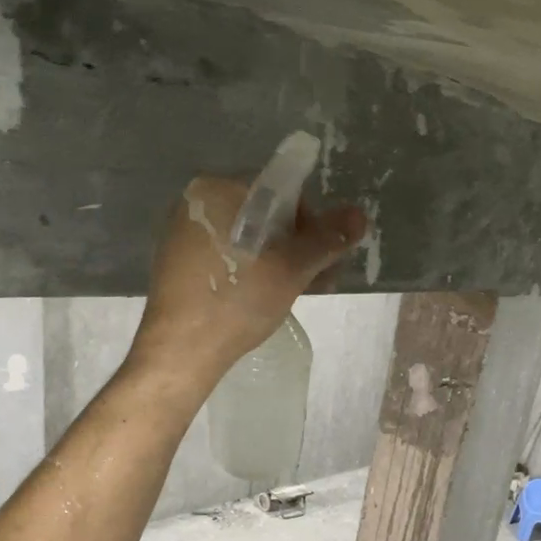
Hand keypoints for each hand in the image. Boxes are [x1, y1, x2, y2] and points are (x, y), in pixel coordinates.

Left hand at [131, 176, 367, 379]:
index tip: (322, 258)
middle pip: (264, 215)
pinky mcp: (181, 263)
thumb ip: (326, 240)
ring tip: (297, 293)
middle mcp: (196, 202)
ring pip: (248, 238)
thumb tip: (360, 215)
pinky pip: (228, 256)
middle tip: (317, 280)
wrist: (181, 351)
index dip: (311, 223)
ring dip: (280, 261)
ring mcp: (184, 233)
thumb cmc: (236, 302)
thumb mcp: (291, 270)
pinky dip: (253, 271)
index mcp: (217, 189)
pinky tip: (264, 299)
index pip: (280, 191)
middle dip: (297, 245)